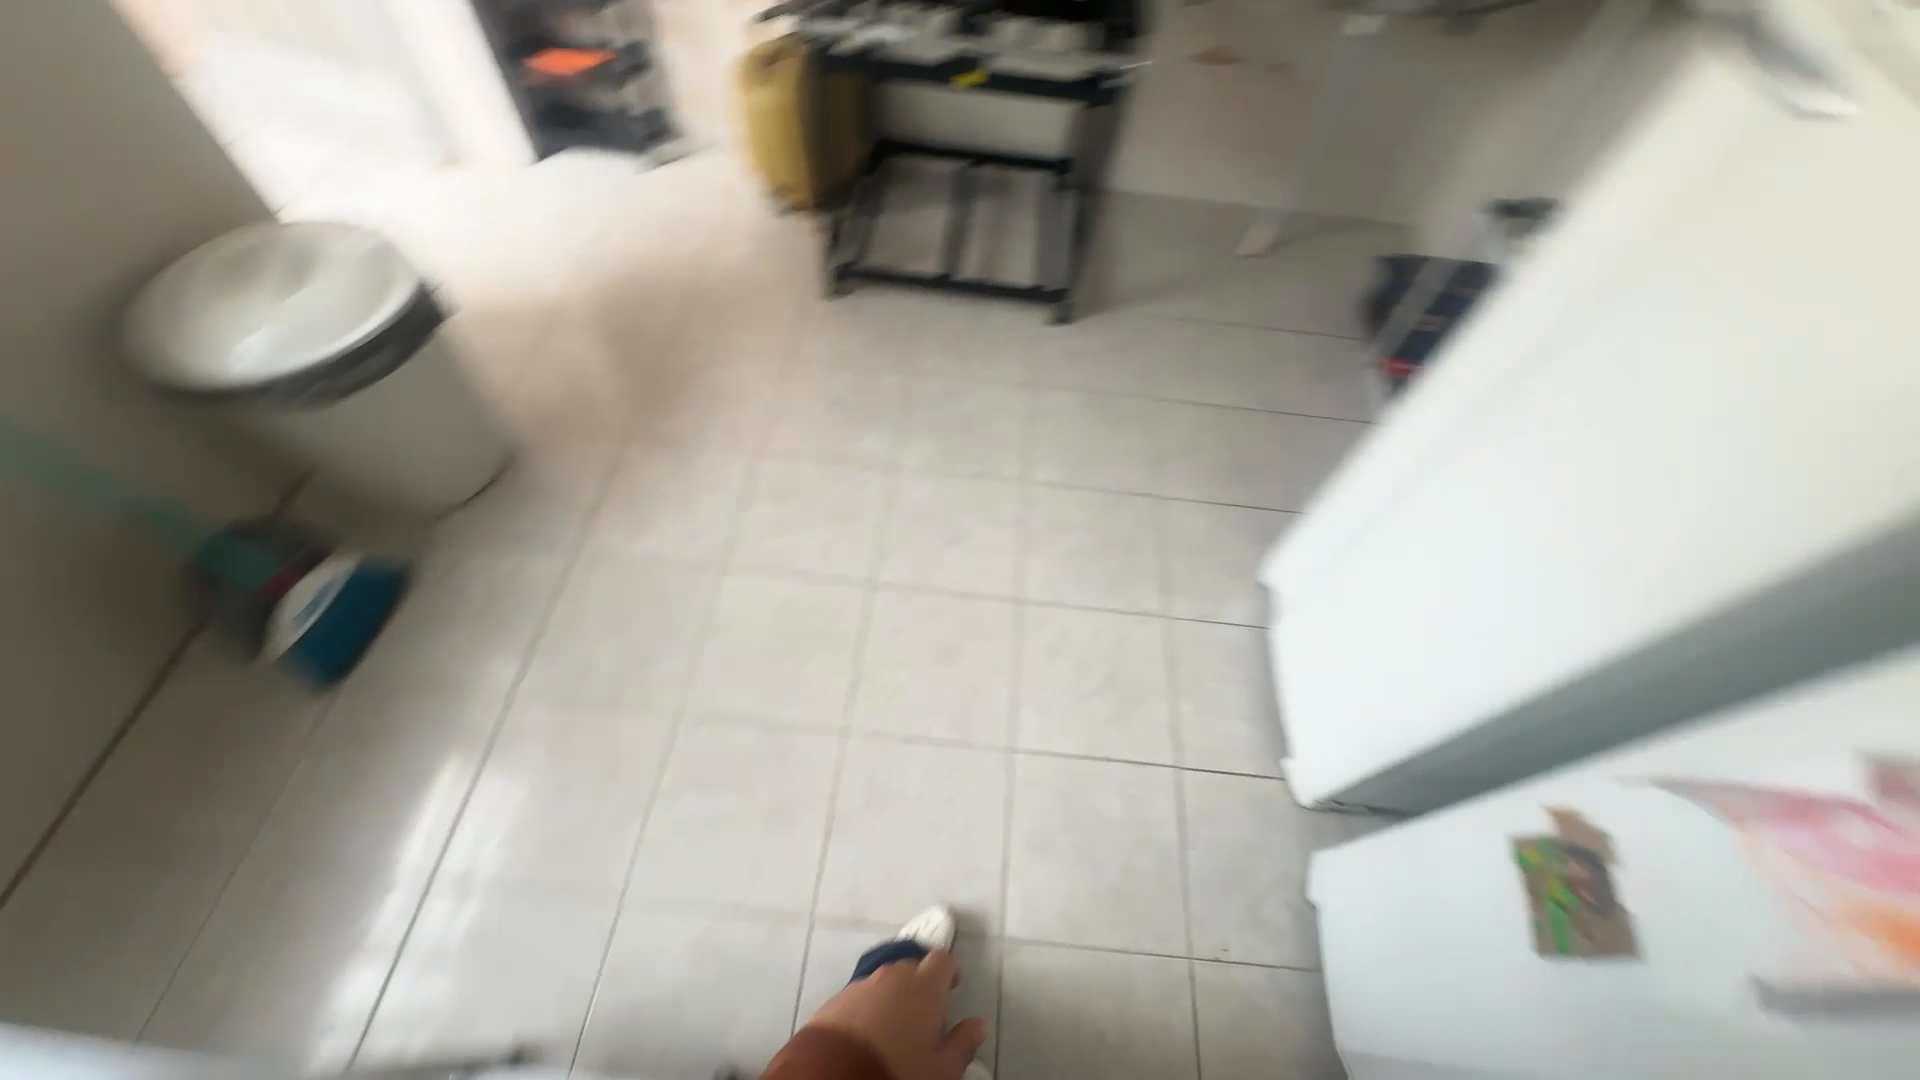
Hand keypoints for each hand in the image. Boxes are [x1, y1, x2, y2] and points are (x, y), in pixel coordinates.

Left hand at [804, 949, 988, 1079]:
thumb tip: (979, 1024)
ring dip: (894, 995)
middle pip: (913, 967)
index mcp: (924, 986)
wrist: (833, 1075)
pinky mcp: (838, 999)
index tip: (952, 988)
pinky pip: (861, 995)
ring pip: (885, 980)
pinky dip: (868, 1007)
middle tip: (925, 1014)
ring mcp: (863, 984)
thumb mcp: (940, 1070)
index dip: (950, 971)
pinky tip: (867, 1032)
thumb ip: (963, 1043)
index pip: (943, 959)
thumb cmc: (897, 1071)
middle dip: (921, 984)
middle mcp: (894, 975)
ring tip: (895, 1026)